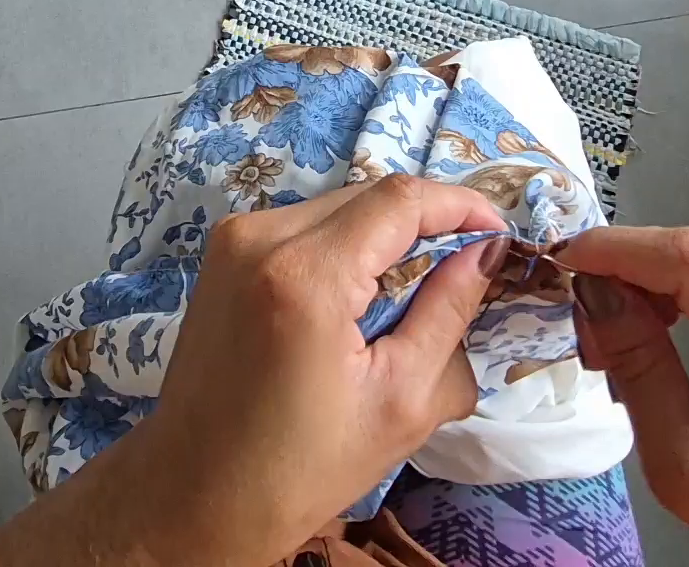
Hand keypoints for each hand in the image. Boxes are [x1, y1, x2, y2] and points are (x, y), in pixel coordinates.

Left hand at [122, 174, 507, 563]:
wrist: (193, 490)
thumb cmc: (300, 466)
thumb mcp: (400, 401)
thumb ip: (448, 312)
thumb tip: (485, 252)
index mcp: (306, 274)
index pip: (399, 200)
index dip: (458, 204)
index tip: (495, 231)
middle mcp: (261, 234)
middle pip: (368, 198)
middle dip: (424, 224)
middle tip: (461, 270)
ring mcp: (234, 236)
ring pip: (337, 207)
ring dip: (382, 237)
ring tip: (405, 293)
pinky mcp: (223, 248)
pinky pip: (304, 224)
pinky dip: (342, 246)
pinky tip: (352, 297)